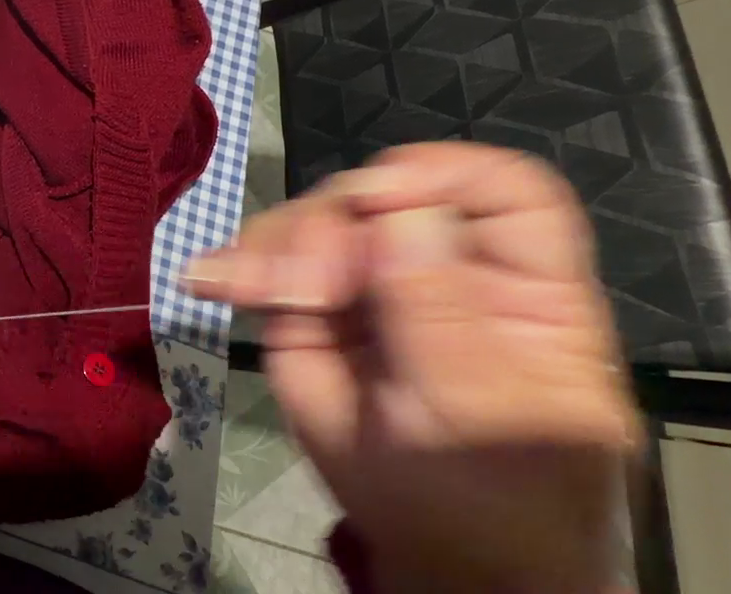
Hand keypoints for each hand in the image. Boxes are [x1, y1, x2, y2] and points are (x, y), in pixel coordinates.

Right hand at [182, 144, 641, 593]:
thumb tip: (398, 208)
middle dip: (328, 228)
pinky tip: (214, 282)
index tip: (376, 197)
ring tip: (247, 292)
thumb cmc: (485, 499)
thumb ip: (440, 309)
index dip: (443, 175)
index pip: (501, 191)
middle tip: (299, 291)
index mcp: (516, 288)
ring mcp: (369, 282)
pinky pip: (267, 259)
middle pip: (381, 196)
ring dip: (272, 245)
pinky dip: (237, 264)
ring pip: (313, 219)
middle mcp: (440, 267)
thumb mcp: (475, 413)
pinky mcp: (309, 304)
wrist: (429, 555)